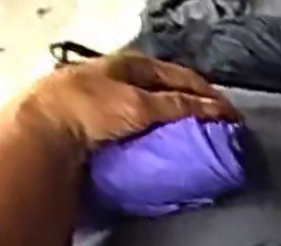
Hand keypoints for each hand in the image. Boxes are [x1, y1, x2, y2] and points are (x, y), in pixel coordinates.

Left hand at [8, 54, 237, 151]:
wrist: (48, 131)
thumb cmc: (92, 109)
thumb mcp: (140, 105)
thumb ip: (179, 106)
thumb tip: (218, 110)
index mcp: (131, 64)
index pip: (181, 76)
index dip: (208, 94)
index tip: (232, 115)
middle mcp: (123, 78)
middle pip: (171, 91)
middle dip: (197, 107)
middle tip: (221, 128)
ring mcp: (115, 101)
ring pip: (159, 108)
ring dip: (182, 123)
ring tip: (202, 139)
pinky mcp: (109, 124)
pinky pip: (148, 126)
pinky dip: (166, 134)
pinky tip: (175, 146)